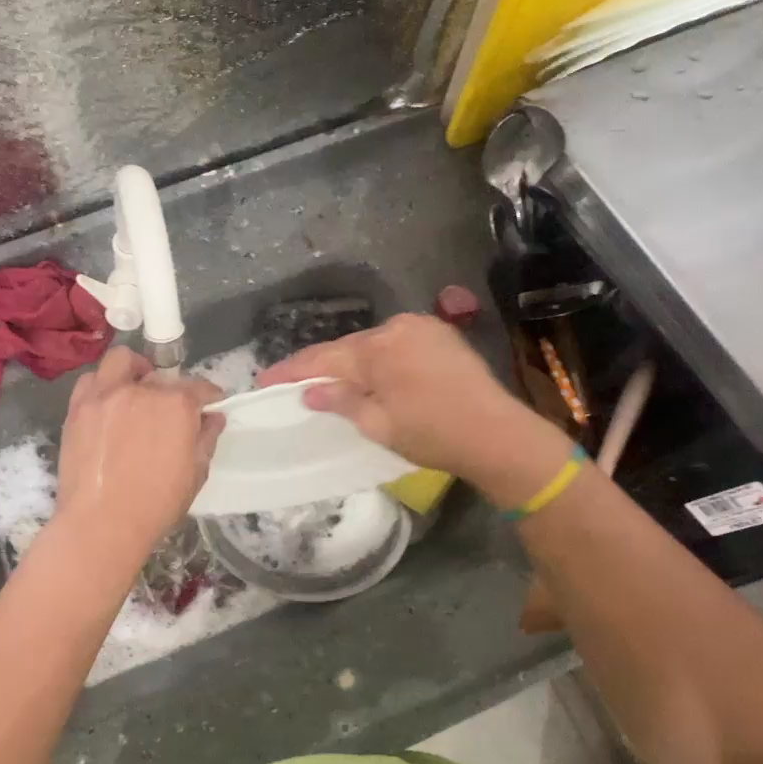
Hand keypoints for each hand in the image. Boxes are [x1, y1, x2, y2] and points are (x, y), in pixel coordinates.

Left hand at [54, 346, 223, 556]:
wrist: (102, 522)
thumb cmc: (156, 504)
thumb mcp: (196, 473)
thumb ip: (206, 439)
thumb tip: (214, 417)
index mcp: (177, 405)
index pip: (199, 387)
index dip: (208, 396)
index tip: (209, 405)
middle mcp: (142, 390)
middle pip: (160, 376)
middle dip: (169, 389)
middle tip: (166, 412)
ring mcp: (106, 395)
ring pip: (121, 361)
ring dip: (133, 370)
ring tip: (134, 390)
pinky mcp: (78, 407)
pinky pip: (91, 380)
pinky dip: (102, 385)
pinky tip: (107, 404)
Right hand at [257, 313, 573, 500]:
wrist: (498, 435)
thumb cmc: (434, 434)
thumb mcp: (379, 425)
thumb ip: (342, 401)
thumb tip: (309, 390)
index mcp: (379, 347)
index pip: (323, 357)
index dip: (292, 371)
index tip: (264, 381)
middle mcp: (399, 327)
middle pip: (348, 348)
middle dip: (321, 367)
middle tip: (293, 385)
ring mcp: (423, 328)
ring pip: (372, 346)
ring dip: (351, 365)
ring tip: (328, 385)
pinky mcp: (441, 338)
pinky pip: (395, 347)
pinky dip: (378, 362)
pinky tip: (370, 378)